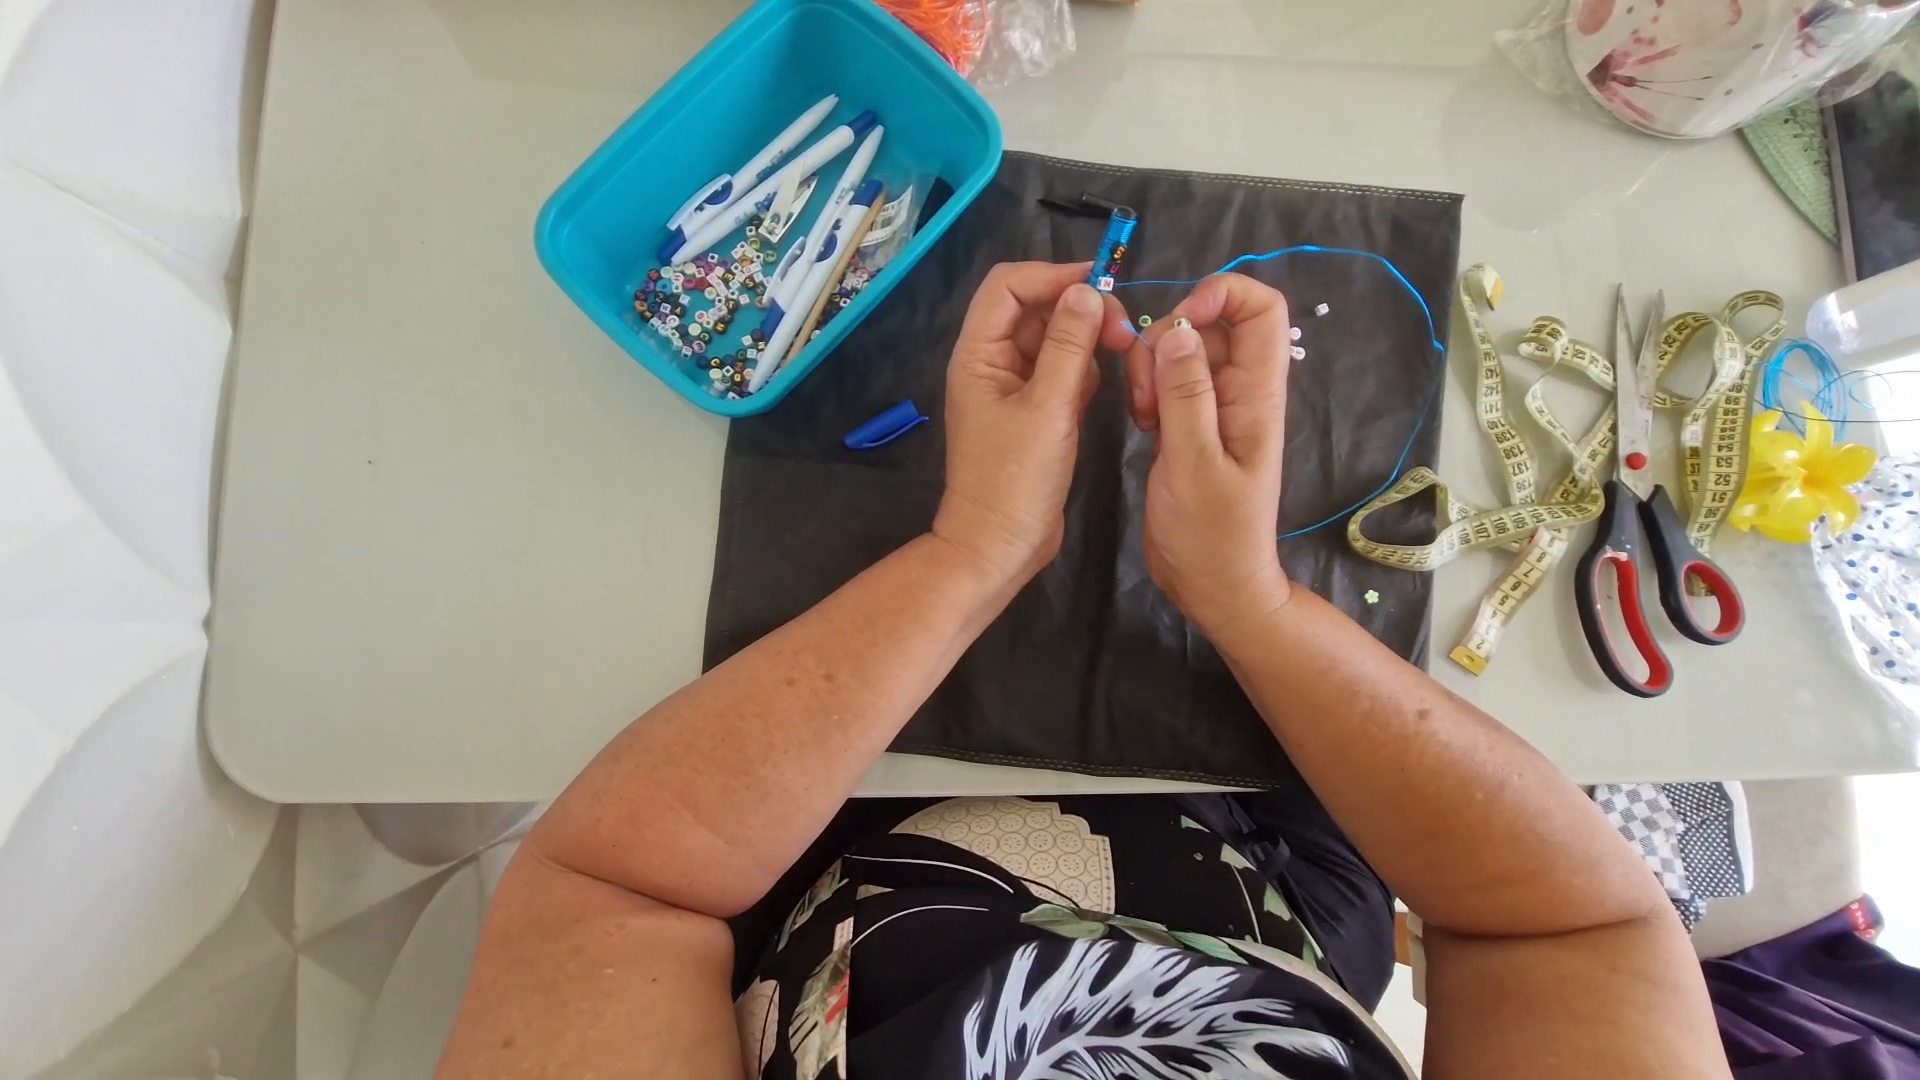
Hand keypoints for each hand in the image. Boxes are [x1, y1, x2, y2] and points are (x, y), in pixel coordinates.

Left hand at [932, 261, 1135, 583]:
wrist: (1001, 545)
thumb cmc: (1016, 479)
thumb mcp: (1048, 408)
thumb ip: (1068, 346)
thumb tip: (1086, 291)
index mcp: (980, 355)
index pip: (1008, 287)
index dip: (1053, 276)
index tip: (1103, 285)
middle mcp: (993, 364)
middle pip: (1036, 311)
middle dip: (1079, 311)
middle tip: (1123, 333)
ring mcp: (1013, 390)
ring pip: (1053, 342)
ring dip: (1086, 343)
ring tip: (1121, 358)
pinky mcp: (1034, 414)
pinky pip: (1060, 375)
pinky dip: (1082, 375)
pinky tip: (1097, 393)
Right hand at [1124, 273, 1293, 632]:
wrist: (1213, 584)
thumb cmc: (1211, 534)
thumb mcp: (1195, 464)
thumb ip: (1187, 395)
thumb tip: (1179, 329)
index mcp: (1257, 395)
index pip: (1261, 309)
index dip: (1223, 294)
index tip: (1178, 321)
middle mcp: (1238, 393)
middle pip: (1208, 327)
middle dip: (1168, 342)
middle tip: (1147, 394)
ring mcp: (1212, 410)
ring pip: (1180, 354)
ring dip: (1151, 370)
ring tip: (1144, 417)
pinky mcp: (1188, 427)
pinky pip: (1167, 384)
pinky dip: (1148, 392)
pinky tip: (1143, 426)